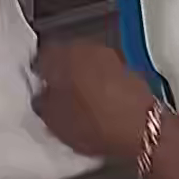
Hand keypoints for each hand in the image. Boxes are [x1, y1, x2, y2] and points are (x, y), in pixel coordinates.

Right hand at [32, 40, 154, 161]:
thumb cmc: (96, 122)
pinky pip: (106, 73)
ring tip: (81, 103)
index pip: (40, 55)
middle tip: (58, 94)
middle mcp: (84, 48)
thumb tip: (42, 100)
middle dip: (61, 72)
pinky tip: (101, 105)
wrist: (140, 129)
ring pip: (86, 62)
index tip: (38, 84)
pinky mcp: (127, 69)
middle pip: (65, 56)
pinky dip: (101, 84)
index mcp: (60, 55)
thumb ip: (42, 104)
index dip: (37, 72)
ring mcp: (108, 56)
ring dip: (82, 77)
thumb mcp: (54, 121)